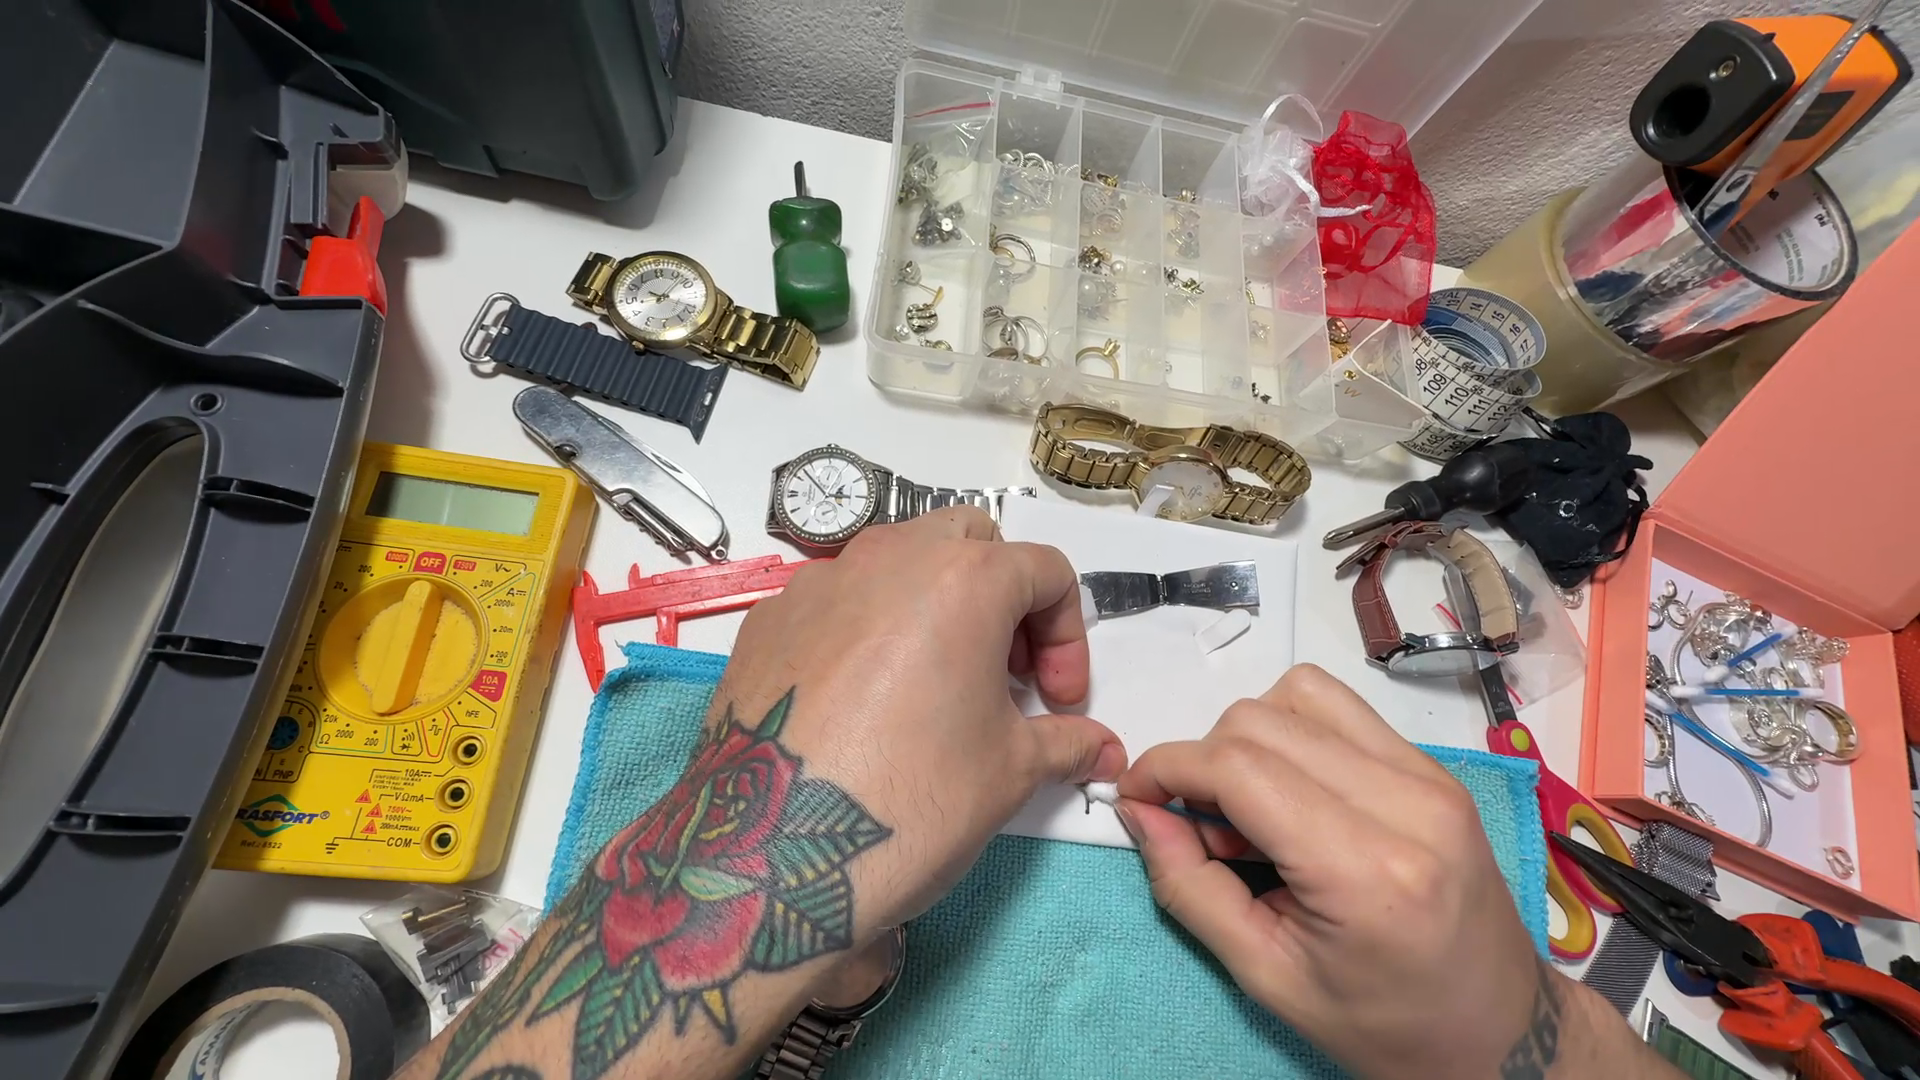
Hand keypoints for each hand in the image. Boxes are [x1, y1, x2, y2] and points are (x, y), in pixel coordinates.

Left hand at [722, 508, 1125, 931]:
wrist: (765, 855)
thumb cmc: (913, 798)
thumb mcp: (1010, 770)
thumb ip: (1067, 742)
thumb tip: (1105, 749)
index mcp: (964, 576)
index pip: (1046, 571)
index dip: (1068, 636)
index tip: (1057, 699)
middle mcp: (890, 556)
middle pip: (970, 540)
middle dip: (1003, 595)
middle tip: (1001, 670)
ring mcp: (819, 580)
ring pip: (899, 560)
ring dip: (934, 603)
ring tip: (931, 683)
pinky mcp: (770, 616)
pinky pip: (839, 597)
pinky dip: (869, 626)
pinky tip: (861, 698)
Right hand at [1116, 665, 1542, 1079]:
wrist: (1503, 1036)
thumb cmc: (1381, 1024)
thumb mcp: (1263, 975)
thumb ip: (1185, 884)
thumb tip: (1137, 808)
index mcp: (1365, 871)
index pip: (1237, 768)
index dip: (1166, 768)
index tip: (1137, 797)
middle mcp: (1405, 803)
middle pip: (1256, 721)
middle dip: (1201, 761)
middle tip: (1206, 827)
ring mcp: (1427, 774)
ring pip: (1292, 695)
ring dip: (1245, 738)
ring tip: (1253, 805)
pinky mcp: (1430, 765)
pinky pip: (1332, 703)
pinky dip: (1287, 727)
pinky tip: (1291, 784)